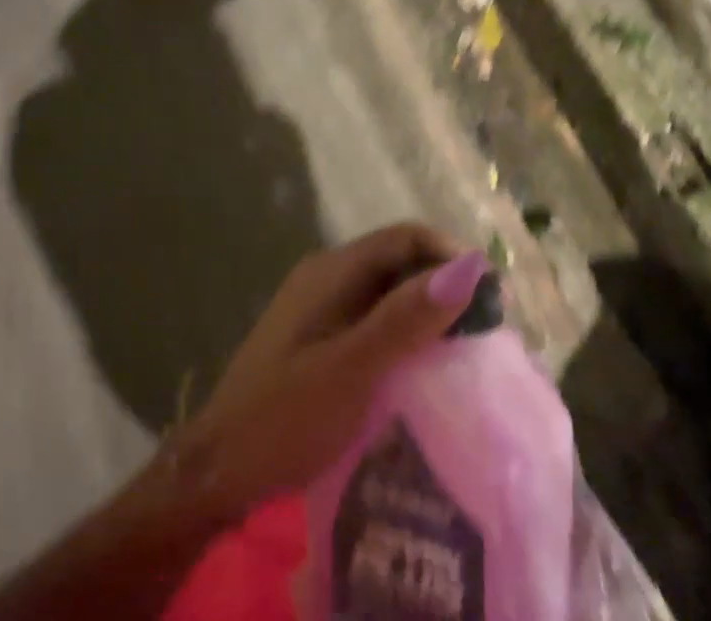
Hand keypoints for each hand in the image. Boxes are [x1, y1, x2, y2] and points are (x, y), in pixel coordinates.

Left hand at [175, 223, 487, 521]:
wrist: (217, 474)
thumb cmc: (285, 418)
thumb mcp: (353, 368)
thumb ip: (408, 317)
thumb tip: (471, 266)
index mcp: (331, 271)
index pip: (407, 236)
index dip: (453, 256)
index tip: (493, 295)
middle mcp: (328, 278)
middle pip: (401, 261)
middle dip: (447, 285)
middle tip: (488, 326)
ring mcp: (322, 310)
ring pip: (391, 293)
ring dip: (431, 311)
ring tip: (467, 346)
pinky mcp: (323, 341)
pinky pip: (378, 320)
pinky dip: (409, 333)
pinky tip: (429, 364)